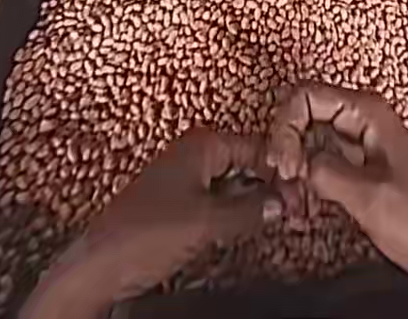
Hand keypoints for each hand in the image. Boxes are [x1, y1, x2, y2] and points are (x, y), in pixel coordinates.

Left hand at [22, 129, 278, 318]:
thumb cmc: (148, 234)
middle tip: (301, 208)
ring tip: (286, 217)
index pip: (256, 147)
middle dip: (273, 184)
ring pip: (234, 181)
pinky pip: (220, 196)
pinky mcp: (181, 198)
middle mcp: (196, 151)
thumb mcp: (206, 223)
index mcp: (203, 143)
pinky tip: (255, 223)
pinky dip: (239, 208)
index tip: (307, 191)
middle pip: (246, 162)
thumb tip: (283, 202)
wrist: (100, 264)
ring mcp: (188, 174)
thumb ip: (248, 211)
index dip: (283, 169)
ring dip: (258, 198)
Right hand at [267, 85, 407, 318]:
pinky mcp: (360, 165)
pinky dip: (307, 174)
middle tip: (282, 178)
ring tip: (290, 194)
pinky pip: (322, 157)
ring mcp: (362, 141)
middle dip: (287, 142)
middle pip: (306, 112)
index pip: (308, 96)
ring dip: (295, 160)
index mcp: (368, 112)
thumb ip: (326, 171)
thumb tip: (296, 159)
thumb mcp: (369, 198)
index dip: (287, 126)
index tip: (283, 163)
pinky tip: (301, 199)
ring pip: (311, 135)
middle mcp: (363, 118)